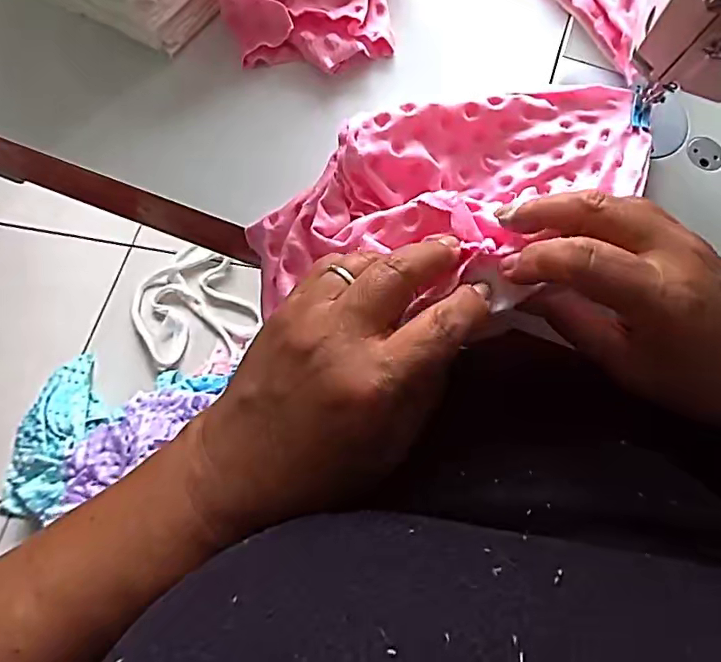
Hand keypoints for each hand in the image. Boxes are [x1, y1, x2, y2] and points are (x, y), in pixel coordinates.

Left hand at [176, 237, 490, 545]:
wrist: (236, 470)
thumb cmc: (323, 472)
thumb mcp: (393, 442)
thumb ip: (427, 381)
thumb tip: (452, 333)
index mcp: (375, 380)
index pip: (440, 323)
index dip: (471, 302)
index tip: (483, 292)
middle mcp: (342, 336)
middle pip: (399, 272)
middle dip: (436, 254)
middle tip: (456, 248)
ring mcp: (308, 316)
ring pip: (362, 261)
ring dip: (396, 256)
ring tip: (416, 259)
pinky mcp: (285, 308)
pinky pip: (330, 268)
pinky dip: (358, 264)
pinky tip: (369, 273)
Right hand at [499, 191, 720, 448]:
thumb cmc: (699, 384)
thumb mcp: (629, 367)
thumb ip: (576, 324)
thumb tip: (532, 294)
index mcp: (657, 294)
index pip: (584, 257)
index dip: (538, 258)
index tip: (507, 268)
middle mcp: (671, 251)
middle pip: (598, 209)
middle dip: (545, 210)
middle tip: (506, 219)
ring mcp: (683, 236)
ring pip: (615, 199)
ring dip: (567, 202)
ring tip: (531, 214)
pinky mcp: (687, 233)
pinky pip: (631, 206)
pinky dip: (593, 206)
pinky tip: (573, 217)